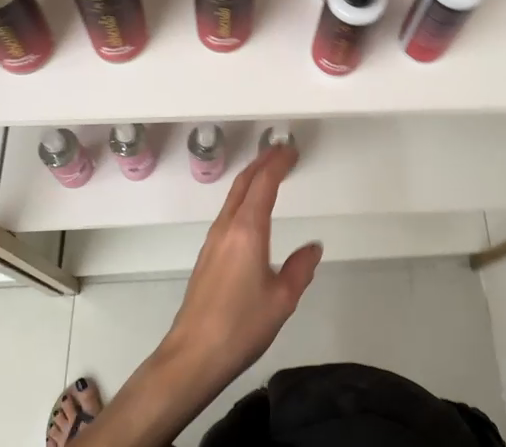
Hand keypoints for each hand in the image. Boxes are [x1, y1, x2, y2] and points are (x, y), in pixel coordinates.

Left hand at [160, 144, 322, 392]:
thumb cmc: (241, 326)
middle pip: (243, 183)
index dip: (277, 163)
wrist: (193, 356)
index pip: (263, 184)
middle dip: (262, 163)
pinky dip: (243, 199)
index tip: (291, 150)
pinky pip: (228, 213)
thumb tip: (312, 248)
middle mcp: (226, 228)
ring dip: (251, 179)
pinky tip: (251, 211)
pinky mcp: (207, 257)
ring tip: (269, 174)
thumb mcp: (282, 299)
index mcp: (247, 231)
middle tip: (281, 151)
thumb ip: (300, 269)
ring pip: (233, 197)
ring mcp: (213, 242)